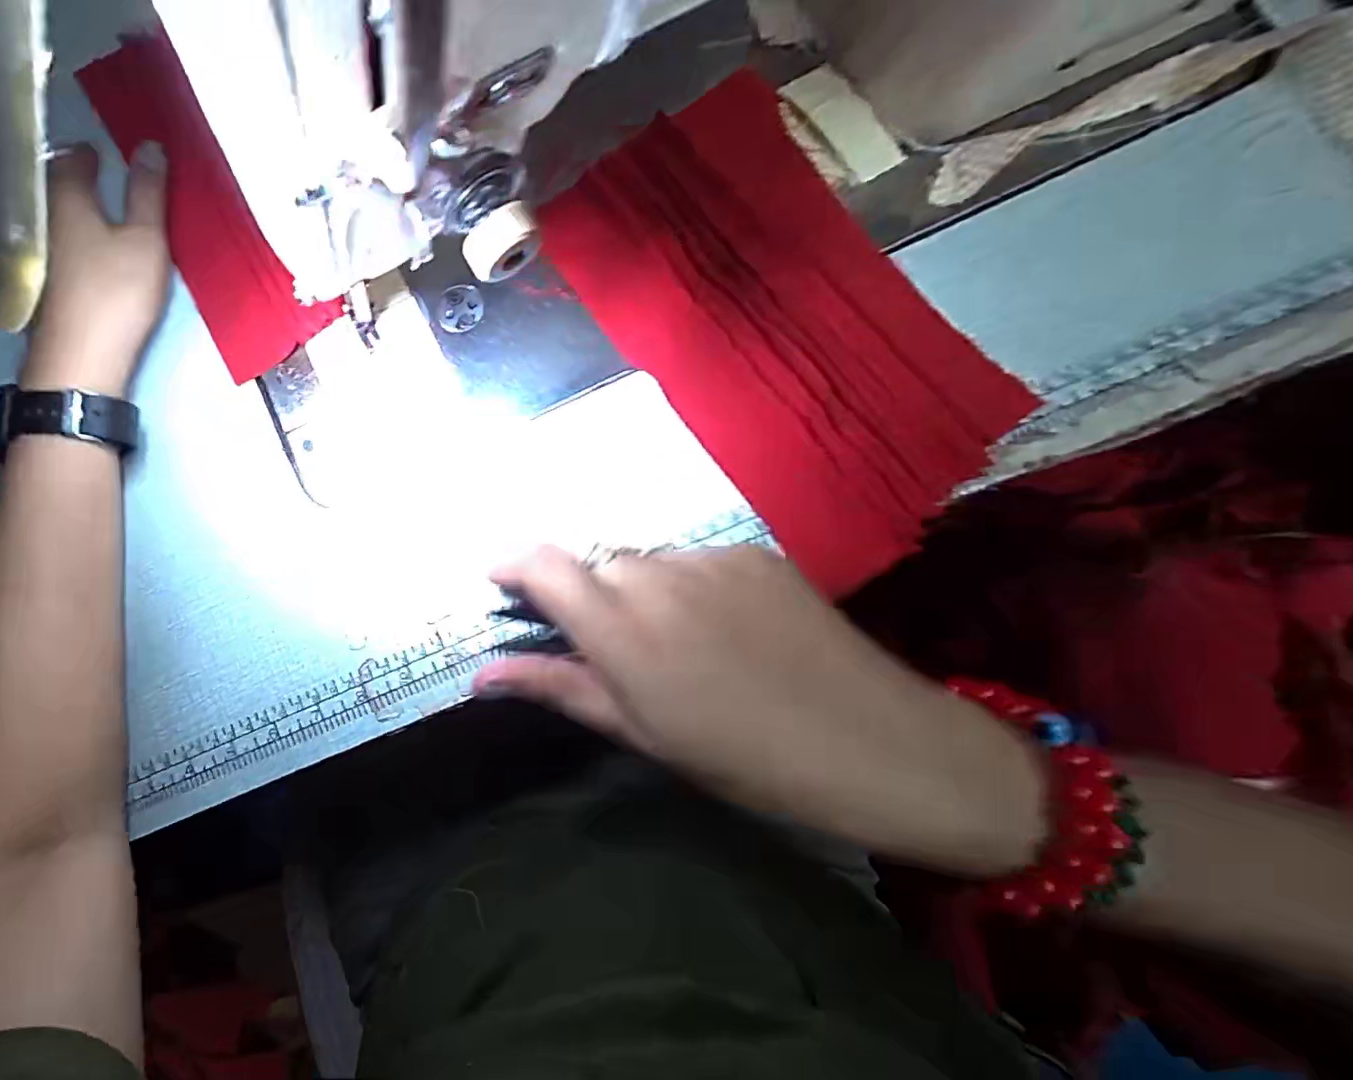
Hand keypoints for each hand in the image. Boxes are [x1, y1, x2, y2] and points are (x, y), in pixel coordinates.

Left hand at [23, 142, 170, 396]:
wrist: (80, 359)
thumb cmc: (116, 294)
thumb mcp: (146, 242)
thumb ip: (149, 195)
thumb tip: (151, 146)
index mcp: (65, 200)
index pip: (69, 161)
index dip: (86, 154)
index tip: (99, 153)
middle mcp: (41, 220)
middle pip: (51, 188)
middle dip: (69, 179)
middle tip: (93, 178)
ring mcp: (36, 256)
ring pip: (49, 220)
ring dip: (67, 212)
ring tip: (92, 213)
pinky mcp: (39, 287)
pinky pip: (53, 248)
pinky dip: (67, 242)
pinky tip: (82, 254)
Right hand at [475, 545, 1047, 876]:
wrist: (872, 741)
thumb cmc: (739, 757)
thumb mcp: (638, 730)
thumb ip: (557, 687)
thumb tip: (481, 675)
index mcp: (620, 628)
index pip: (542, 564)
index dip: (511, 565)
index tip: (499, 583)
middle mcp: (656, 575)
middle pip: (596, 566)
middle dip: (588, 597)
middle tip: (615, 648)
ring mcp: (707, 557)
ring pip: (645, 562)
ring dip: (640, 593)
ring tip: (681, 646)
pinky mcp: (750, 551)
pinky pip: (694, 561)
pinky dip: (686, 588)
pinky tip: (724, 631)